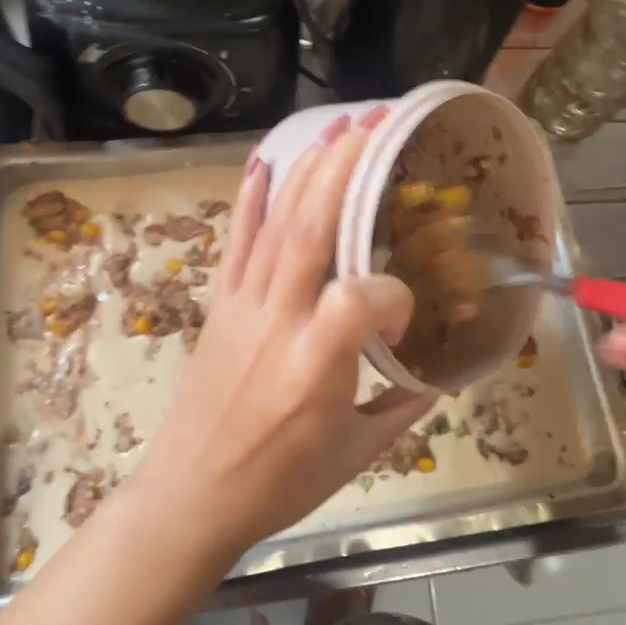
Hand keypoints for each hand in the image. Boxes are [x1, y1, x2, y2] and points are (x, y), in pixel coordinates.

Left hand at [130, 112, 438, 552]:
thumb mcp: (354, 456)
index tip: (405, 314)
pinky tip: (264, 162)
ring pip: (277, 226)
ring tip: (337, 128)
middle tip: (375, 127)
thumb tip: (437, 375)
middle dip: (344, 172)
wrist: (189, 497)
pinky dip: (250, 200)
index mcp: (315, 368)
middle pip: (310, 232)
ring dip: (307, 171)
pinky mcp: (220, 304)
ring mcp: (243, 306)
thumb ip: (402, 409)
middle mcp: (277, 323)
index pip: (361, 298)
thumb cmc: (276, 484)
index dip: (392, 294)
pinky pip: (236, 243)